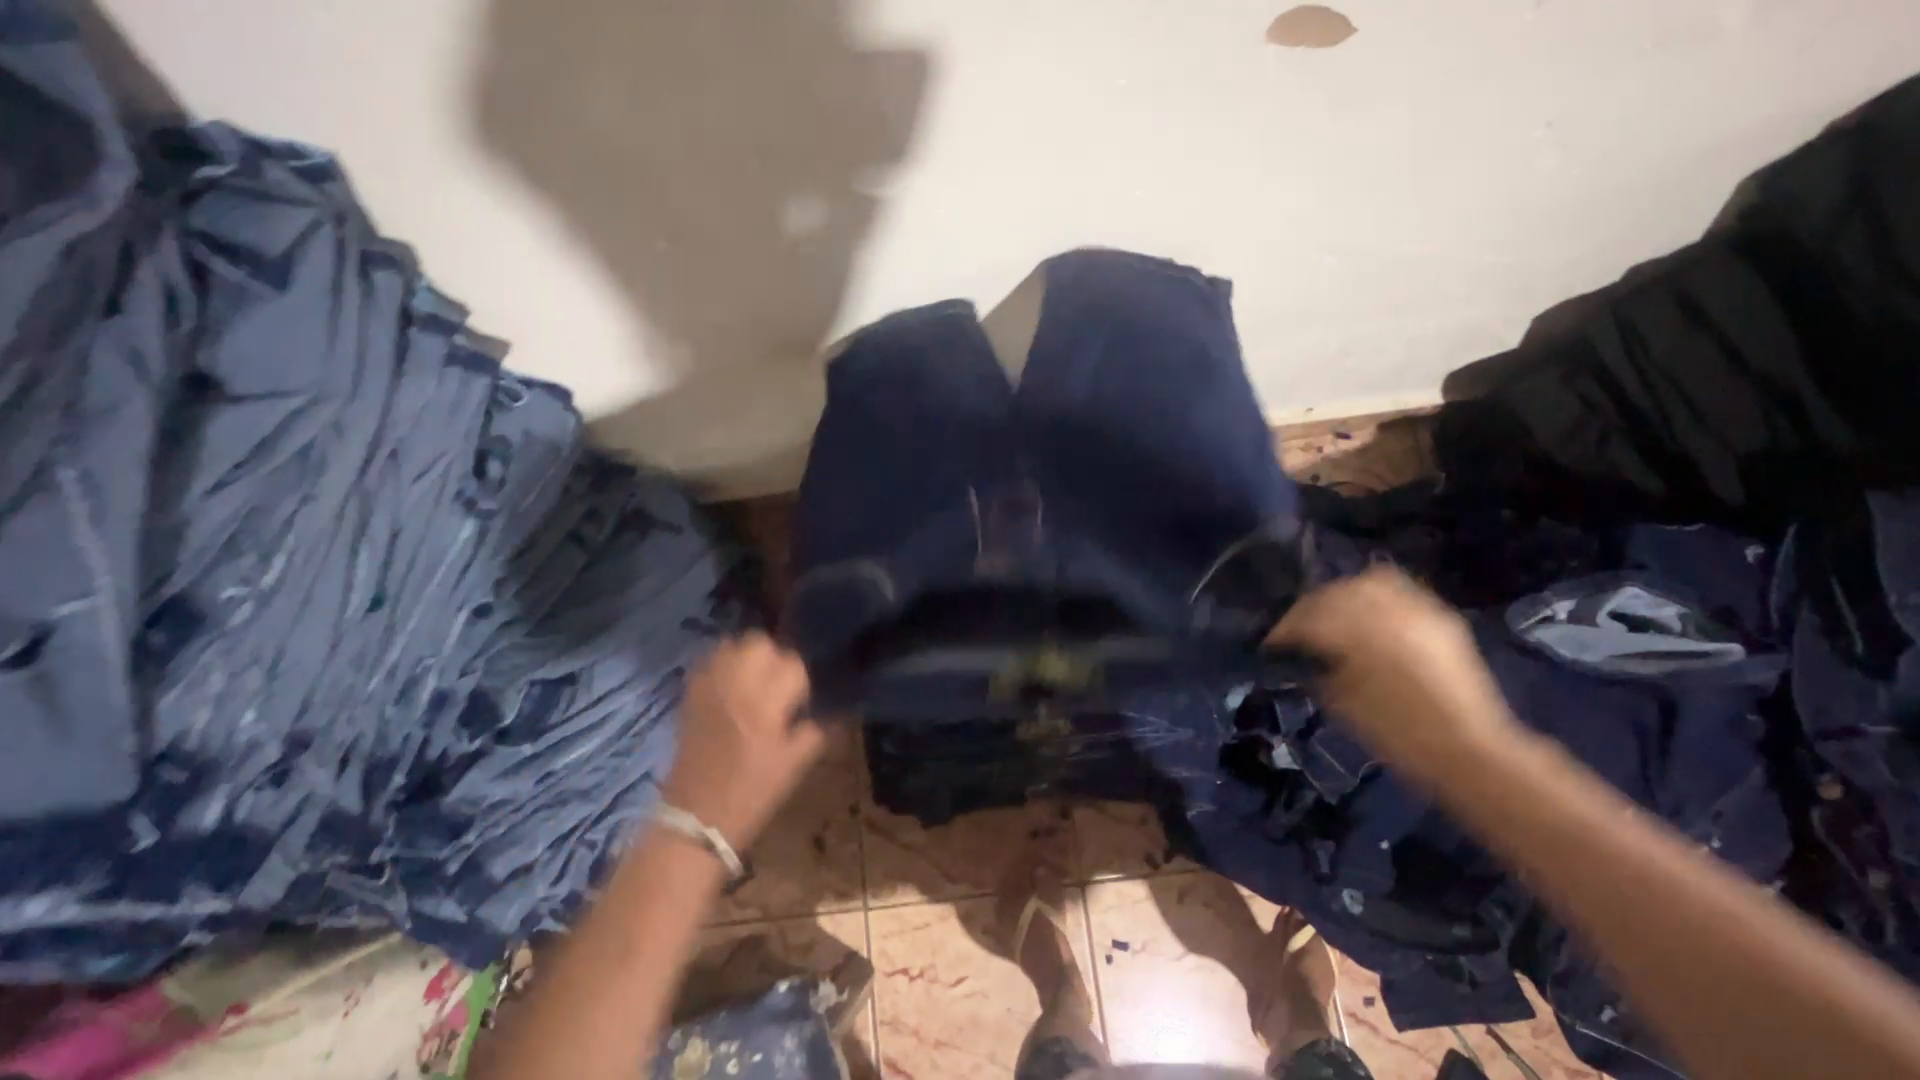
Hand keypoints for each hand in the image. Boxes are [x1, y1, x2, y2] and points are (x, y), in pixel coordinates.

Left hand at [661, 632, 825, 849]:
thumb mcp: (794, 766)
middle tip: (777, 683)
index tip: (800, 699)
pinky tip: (730, 684)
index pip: (792, 665)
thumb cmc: (752, 795)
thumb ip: (817, 732)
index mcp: (766, 705)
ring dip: (747, 656)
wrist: (696, 816)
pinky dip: (722, 664)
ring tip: (753, 679)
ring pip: (731, 645)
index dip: (800, 678)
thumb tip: (837, 712)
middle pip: (759, 642)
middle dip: (774, 656)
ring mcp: (709, 687)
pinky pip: (707, 661)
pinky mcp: (689, 694)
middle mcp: (736, 687)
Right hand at [1266, 566, 1521, 782]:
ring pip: (1369, 582)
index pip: (1306, 616)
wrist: (1470, 752)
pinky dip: (1377, 598)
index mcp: (1358, 634)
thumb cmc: (1398, 736)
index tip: (1272, 645)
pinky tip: (1370, 618)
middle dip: (1311, 608)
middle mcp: (1388, 611)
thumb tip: (1301, 659)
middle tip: (1298, 630)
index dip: (1284, 629)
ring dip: (1343, 596)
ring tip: (1334, 618)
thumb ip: (1317, 672)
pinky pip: (1401, 592)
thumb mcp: (1342, 706)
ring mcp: (1419, 610)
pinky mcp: (1441, 618)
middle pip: (1335, 591)